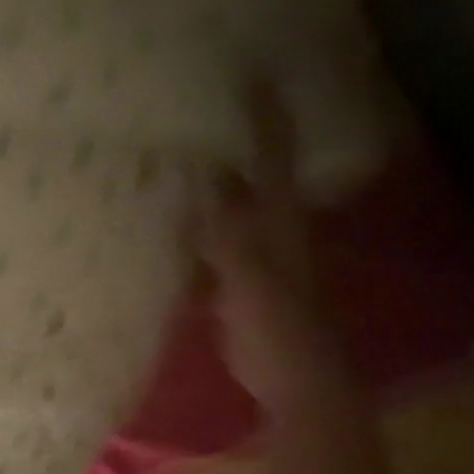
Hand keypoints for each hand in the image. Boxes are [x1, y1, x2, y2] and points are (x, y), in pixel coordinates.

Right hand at [199, 85, 350, 412]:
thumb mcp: (253, 283)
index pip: (271, 168)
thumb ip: (228, 237)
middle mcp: (273, 242)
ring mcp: (257, 272)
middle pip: (253, 189)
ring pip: (234, 222)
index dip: (265, 127)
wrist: (301, 390)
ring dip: (213, 198)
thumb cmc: (281, 337)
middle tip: (199, 126)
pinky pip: (215, 258)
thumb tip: (201, 189)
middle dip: (233, 157)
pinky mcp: (239, 301)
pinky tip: (172, 240)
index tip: (252, 83)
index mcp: (281, 232)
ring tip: (178, 172)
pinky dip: (198, 242)